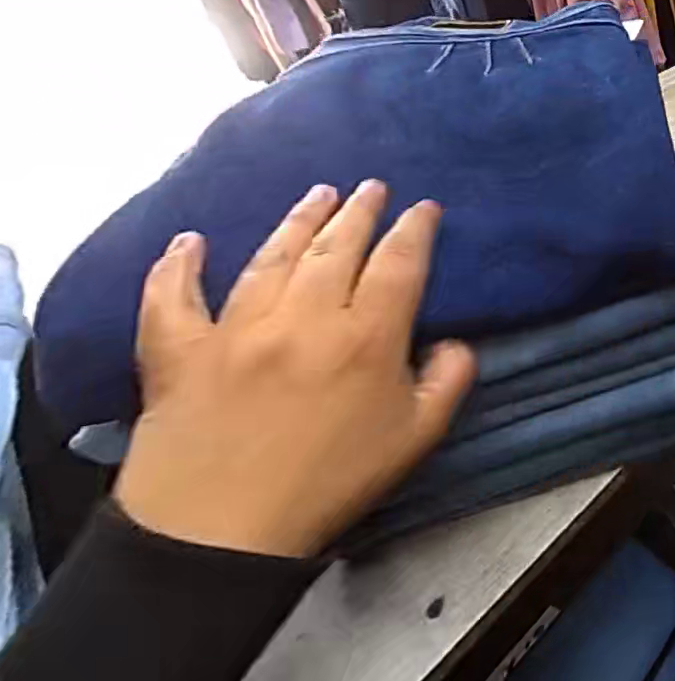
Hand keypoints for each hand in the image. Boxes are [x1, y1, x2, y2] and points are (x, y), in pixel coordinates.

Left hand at [115, 180, 476, 557]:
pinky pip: (171, 303)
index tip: (425, 207)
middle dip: (360, 212)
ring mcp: (235, 336)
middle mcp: (303, 323)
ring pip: (269, 261)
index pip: (398, 264)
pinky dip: (176, 269)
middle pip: (335, 250)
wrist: (219, 538)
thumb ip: (452, 377)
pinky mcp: (178, 359)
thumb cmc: (335, 478)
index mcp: (367, 339)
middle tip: (374, 186)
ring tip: (318, 194)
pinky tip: (189, 242)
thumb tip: (452, 341)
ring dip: (297, 222)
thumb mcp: (421, 431)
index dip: (415, 229)